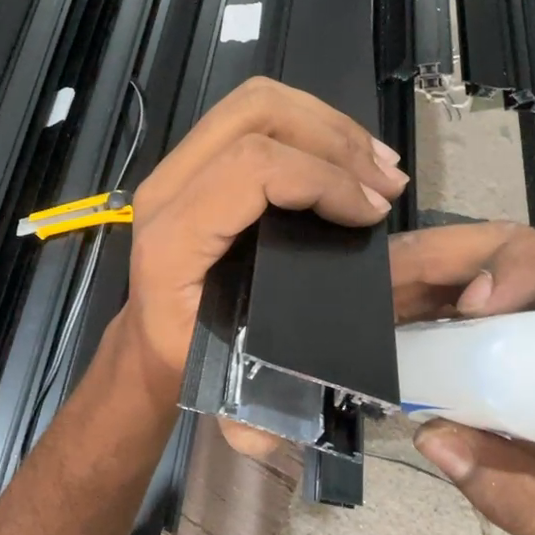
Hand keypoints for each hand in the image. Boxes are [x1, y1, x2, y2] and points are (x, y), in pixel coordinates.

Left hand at [118, 77, 407, 408]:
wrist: (149, 336)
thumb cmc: (186, 354)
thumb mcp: (219, 383)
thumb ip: (250, 414)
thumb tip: (283, 430)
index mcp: (172, 239)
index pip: (251, 168)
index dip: (323, 179)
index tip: (372, 212)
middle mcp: (166, 190)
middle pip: (254, 113)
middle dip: (332, 138)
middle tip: (385, 183)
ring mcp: (176, 168)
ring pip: (256, 103)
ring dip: (328, 126)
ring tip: (378, 170)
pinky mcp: (195, 162)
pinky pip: (254, 117)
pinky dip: (310, 127)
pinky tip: (351, 163)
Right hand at [390, 215, 534, 534]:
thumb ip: (521, 498)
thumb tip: (431, 438)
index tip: (479, 305)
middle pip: (523, 242)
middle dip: (451, 255)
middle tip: (387, 287)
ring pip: (481, 261)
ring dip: (421, 272)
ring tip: (368, 299)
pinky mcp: (509, 338)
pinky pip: (457, 298)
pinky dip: (414, 301)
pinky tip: (378, 322)